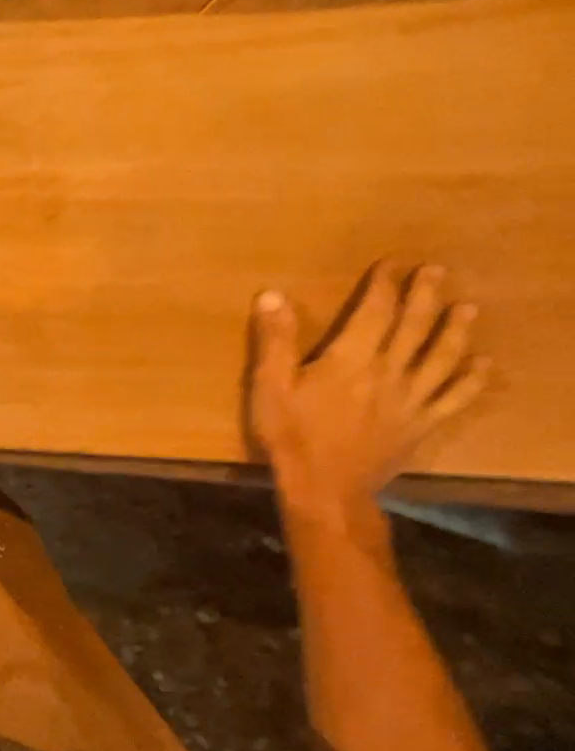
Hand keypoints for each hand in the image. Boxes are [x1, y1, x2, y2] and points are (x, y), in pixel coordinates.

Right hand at [249, 263, 490, 513]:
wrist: (326, 485)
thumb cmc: (290, 432)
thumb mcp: (269, 384)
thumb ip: (275, 340)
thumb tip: (273, 295)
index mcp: (352, 360)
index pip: (374, 314)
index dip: (384, 287)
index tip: (392, 265)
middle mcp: (390, 373)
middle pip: (414, 329)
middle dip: (425, 298)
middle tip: (436, 272)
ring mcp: (413, 400)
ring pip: (442, 358)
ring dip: (456, 330)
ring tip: (466, 309)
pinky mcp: (423, 424)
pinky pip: (455, 397)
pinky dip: (471, 378)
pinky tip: (480, 365)